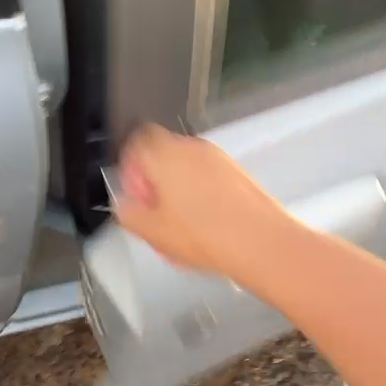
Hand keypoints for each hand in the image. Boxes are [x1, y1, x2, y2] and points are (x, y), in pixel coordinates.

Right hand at [113, 124, 301, 283]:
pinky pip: (208, 178)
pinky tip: (203, 226)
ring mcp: (218, 159)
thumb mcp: (151, 230)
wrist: (260, 243)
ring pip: (186, 168)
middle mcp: (192, 148)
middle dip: (154, 182)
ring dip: (177, 190)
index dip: (130, 169)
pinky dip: (201, 195)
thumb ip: (127, 212)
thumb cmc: (208, 234)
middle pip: (161, 155)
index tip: (134, 193)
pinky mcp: (238, 173)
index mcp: (165, 154)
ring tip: (179, 224)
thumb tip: (124, 206)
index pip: (135, 142)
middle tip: (153, 212)